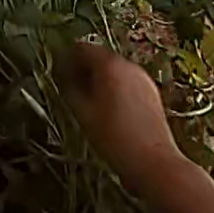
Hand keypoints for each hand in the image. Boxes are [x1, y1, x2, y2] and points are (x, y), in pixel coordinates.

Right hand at [61, 42, 185, 192]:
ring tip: (89, 100)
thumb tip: (62, 74)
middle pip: (100, 57)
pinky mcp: (152, 92)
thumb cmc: (113, 137)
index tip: (57, 72)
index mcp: (109, 64)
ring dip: (99, 78)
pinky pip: (127, 81)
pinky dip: (115, 87)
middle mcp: (128, 64)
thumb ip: (69, 87)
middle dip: (83, 68)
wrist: (155, 164)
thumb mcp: (83, 113)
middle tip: (70, 86)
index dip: (67, 58)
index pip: (82, 48)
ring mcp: (142, 78)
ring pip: (114, 70)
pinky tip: (110, 108)